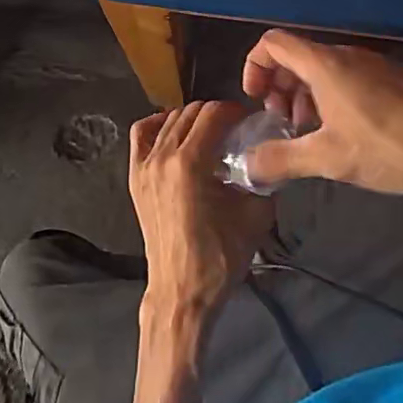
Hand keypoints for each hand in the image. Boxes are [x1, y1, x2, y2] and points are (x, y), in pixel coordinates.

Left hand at [129, 101, 273, 315]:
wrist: (182, 291)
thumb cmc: (219, 257)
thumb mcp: (255, 215)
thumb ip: (262, 179)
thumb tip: (268, 157)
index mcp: (190, 163)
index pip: (213, 115)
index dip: (234, 111)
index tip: (249, 120)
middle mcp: (163, 156)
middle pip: (190, 112)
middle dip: (215, 114)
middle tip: (234, 128)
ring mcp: (144, 165)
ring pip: (168, 121)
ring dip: (192, 120)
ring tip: (211, 133)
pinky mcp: (135, 176)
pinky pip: (141, 134)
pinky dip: (157, 124)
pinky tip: (174, 131)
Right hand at [241, 29, 402, 202]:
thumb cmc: (393, 149)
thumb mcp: (331, 160)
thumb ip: (282, 159)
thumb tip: (245, 165)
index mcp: (325, 64)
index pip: (272, 43)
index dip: (254, 66)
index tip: (256, 100)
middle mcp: (345, 54)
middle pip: (294, 55)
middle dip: (277, 86)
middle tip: (281, 123)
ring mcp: (370, 64)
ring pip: (319, 67)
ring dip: (301, 94)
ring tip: (307, 131)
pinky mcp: (389, 78)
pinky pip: (343, 76)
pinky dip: (327, 97)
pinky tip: (340, 133)